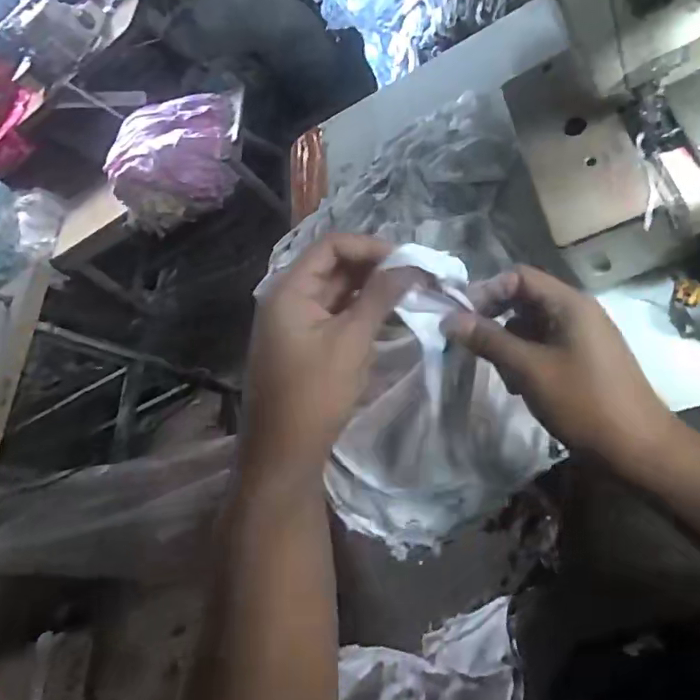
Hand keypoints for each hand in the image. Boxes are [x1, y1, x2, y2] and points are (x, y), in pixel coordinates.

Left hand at [242, 234, 414, 477]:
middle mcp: (288, 298)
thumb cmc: (315, 393)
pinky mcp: (305, 342)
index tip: (408, 261)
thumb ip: (380, 296)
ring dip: (373, 288)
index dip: (371, 246)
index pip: (332, 245)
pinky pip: (337, 313)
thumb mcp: (352, 340)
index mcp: (289, 290)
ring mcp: (295, 321)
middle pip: (335, 265)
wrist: (283, 454)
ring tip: (411, 293)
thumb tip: (410, 266)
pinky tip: (392, 315)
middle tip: (416, 276)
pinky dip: (363, 310)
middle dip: (376, 267)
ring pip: (339, 290)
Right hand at [443, 265, 676, 468]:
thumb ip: (490, 341)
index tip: (462, 320)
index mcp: (570, 303)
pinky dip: (529, 359)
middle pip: (526, 299)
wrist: (639, 448)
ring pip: (535, 326)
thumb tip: (450, 319)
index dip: (487, 292)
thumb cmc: (584, 403)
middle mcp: (579, 311)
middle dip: (496, 320)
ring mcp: (586, 336)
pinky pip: (548, 346)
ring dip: (511, 344)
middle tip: (473, 347)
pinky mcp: (587, 360)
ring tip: (501, 374)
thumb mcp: (530, 370)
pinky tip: (521, 387)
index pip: (519, 276)